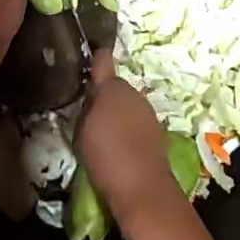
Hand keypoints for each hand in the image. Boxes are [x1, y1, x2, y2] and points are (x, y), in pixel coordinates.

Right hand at [76, 50, 181, 221]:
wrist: (141, 183)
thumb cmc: (105, 154)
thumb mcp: (82, 131)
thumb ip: (88, 108)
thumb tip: (93, 97)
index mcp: (111, 88)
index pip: (104, 61)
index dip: (98, 58)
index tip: (93, 56)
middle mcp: (133, 93)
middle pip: (117, 87)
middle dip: (107, 96)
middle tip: (92, 115)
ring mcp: (147, 109)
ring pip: (129, 103)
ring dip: (120, 112)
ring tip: (107, 135)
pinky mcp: (157, 127)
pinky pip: (138, 120)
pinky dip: (131, 127)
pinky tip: (123, 145)